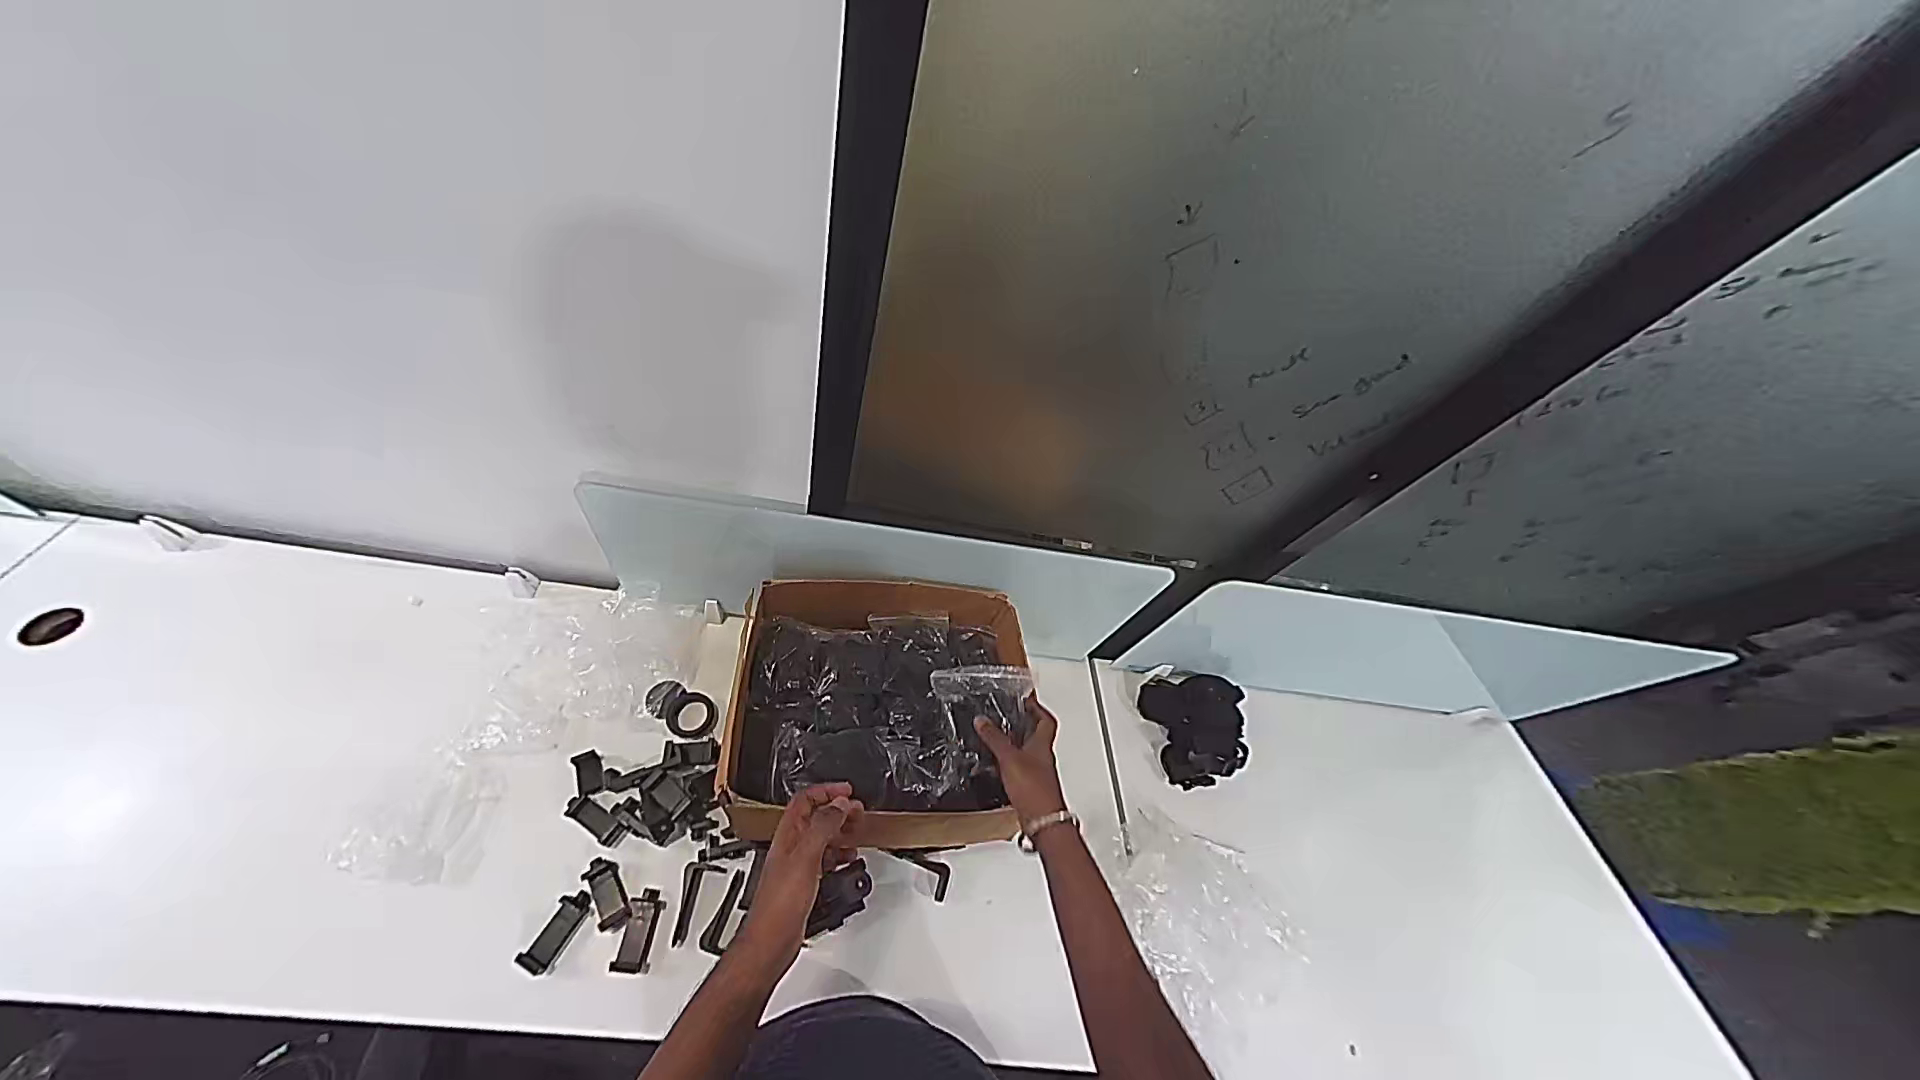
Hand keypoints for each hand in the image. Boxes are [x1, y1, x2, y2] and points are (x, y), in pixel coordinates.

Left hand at [736, 783, 862, 963]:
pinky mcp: (805, 882)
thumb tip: (839, 805)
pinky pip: (825, 859)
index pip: (806, 799)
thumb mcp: (806, 857)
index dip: (826, 790)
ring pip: (821, 837)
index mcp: (788, 834)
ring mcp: (798, 864)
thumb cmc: (779, 904)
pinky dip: (839, 854)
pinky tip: (847, 859)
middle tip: (857, 810)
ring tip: (856, 830)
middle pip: (816, 816)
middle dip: (838, 809)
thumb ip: (823, 826)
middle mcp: (792, 846)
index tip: (846, 791)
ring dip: (840, 830)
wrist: (770, 942)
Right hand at [973, 700, 1067, 823]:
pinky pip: (1021, 767)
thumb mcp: (1009, 758)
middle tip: (1014, 714)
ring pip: (1028, 751)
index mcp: (1042, 744)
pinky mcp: (1030, 786)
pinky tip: (1001, 764)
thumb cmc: (1035, 790)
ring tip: (1003, 735)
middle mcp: (1042, 757)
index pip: (1045, 719)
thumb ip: (995, 738)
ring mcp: (1037, 772)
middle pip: (1037, 734)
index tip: (1028, 699)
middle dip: (1026, 723)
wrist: (1042, 821)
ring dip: (1017, 742)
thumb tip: (983, 721)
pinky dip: (1011, 761)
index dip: (1037, 707)